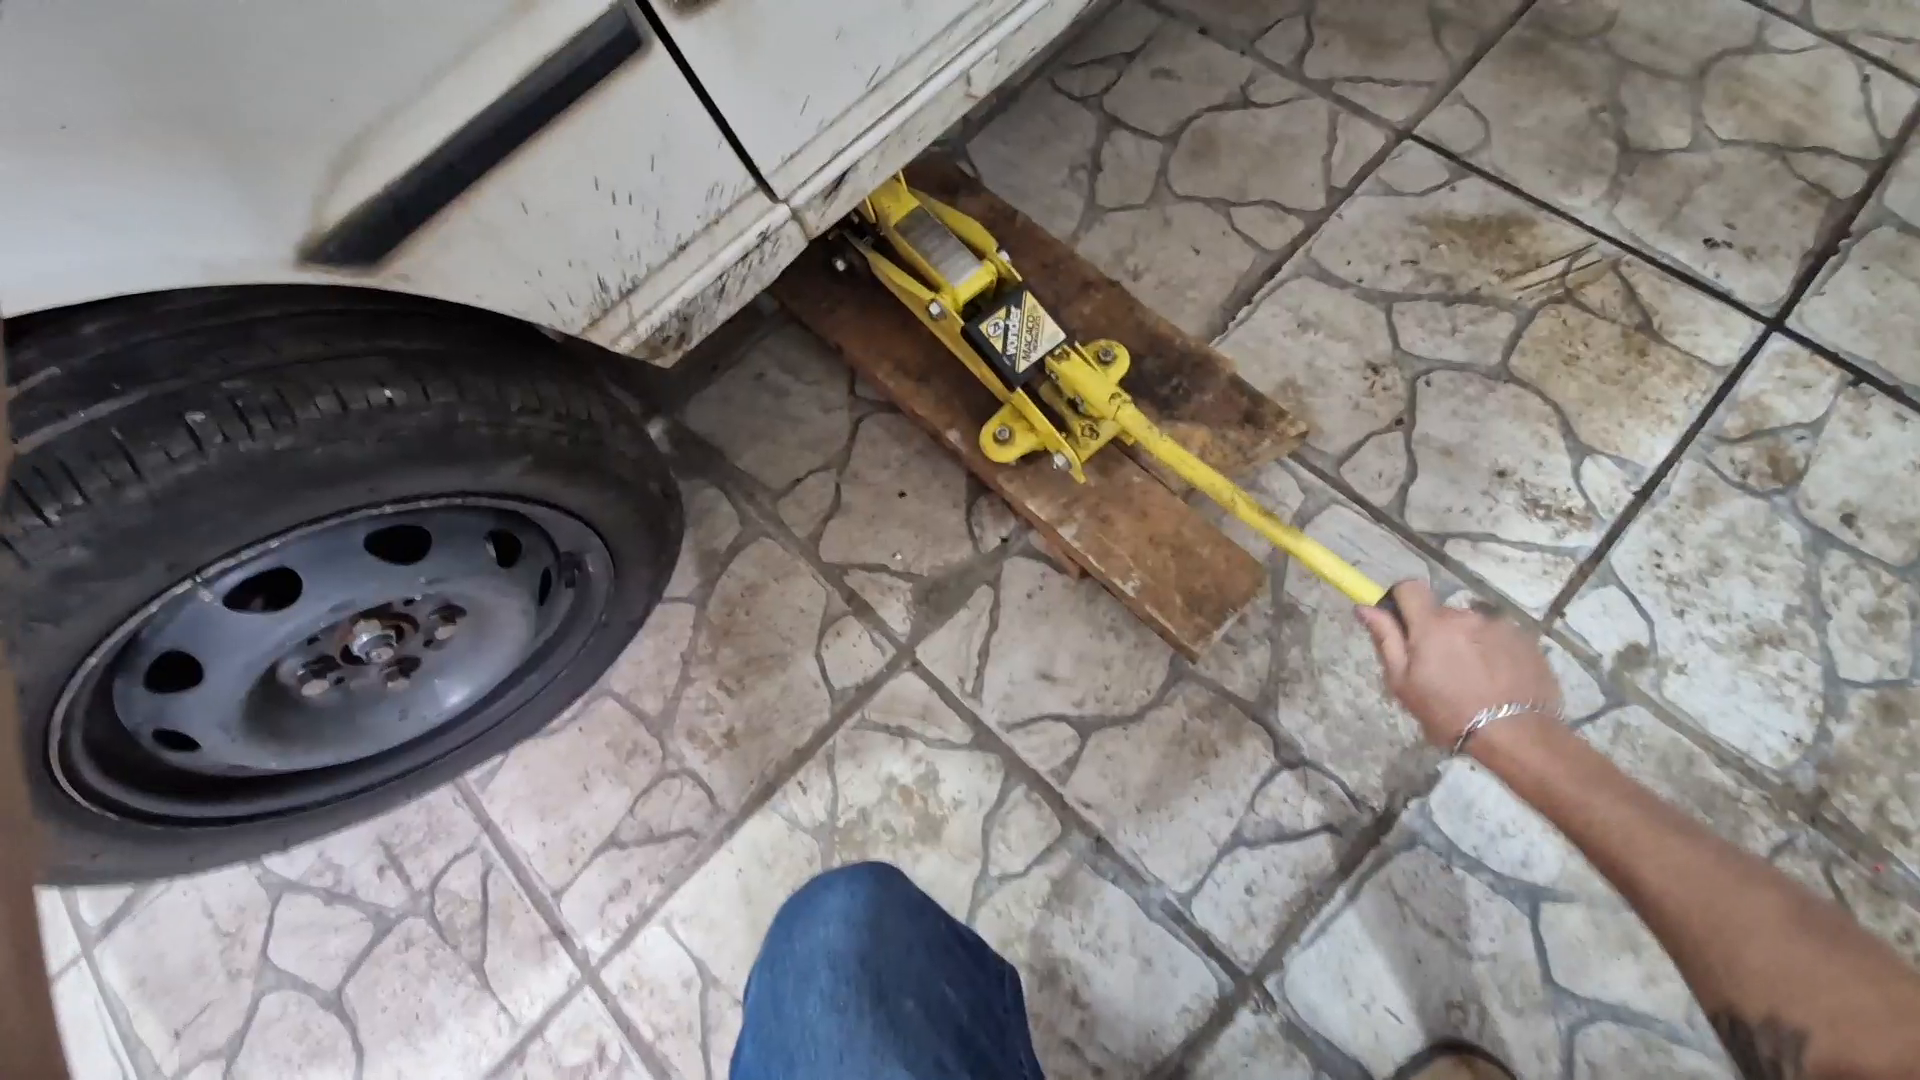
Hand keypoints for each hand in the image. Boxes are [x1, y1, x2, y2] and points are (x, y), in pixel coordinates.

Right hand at [1354, 581, 1562, 750]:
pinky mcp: (1528, 640)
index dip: (1401, 601)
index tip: (1402, 624)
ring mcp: (1501, 626)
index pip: (1409, 588)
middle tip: (1438, 666)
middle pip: (1442, 612)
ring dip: (1466, 640)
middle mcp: (1467, 615)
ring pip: (1472, 625)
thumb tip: (1365, 607)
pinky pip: (1499, 636)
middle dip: (1436, 631)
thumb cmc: (1448, 712)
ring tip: (1472, 675)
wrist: (1517, 736)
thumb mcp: (1403, 682)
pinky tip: (1496, 678)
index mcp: (1432, 624)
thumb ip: (1386, 639)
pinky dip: (1492, 649)